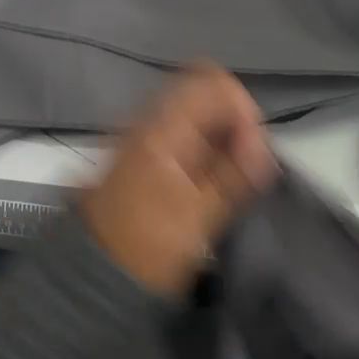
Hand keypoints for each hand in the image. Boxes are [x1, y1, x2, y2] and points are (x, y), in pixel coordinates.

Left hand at [80, 66, 276, 298]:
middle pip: (207, 96)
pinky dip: (209, 150)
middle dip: (237, 126)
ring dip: (225, 139)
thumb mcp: (199, 215)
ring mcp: (147, 137)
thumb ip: (235, 175)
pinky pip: (187, 135)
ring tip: (236, 179)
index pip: (214, 83)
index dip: (243, 109)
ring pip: (199, 116)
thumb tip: (266, 151)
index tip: (253, 152)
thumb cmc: (146, 246)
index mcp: (162, 127)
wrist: (93, 275)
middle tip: (249, 167)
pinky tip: (217, 184)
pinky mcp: (148, 156)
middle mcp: (152, 121)